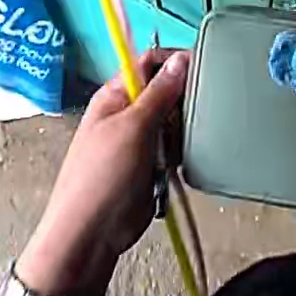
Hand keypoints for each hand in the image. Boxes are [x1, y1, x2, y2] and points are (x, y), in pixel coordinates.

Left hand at [17, 48, 187, 295]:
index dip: (175, 60)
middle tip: (199, 109)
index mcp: (116, 95)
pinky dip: (183, 150)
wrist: (91, 236)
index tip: (204, 65)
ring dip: (184, 128)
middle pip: (165, 91)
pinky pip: (175, 146)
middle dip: (183, 99)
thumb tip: (179, 58)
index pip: (149, 63)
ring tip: (190, 138)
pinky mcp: (152, 164)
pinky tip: (187, 157)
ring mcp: (140, 139)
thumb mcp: (133, 127)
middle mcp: (128, 112)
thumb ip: (160, 92)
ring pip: (174, 120)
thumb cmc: (103, 176)